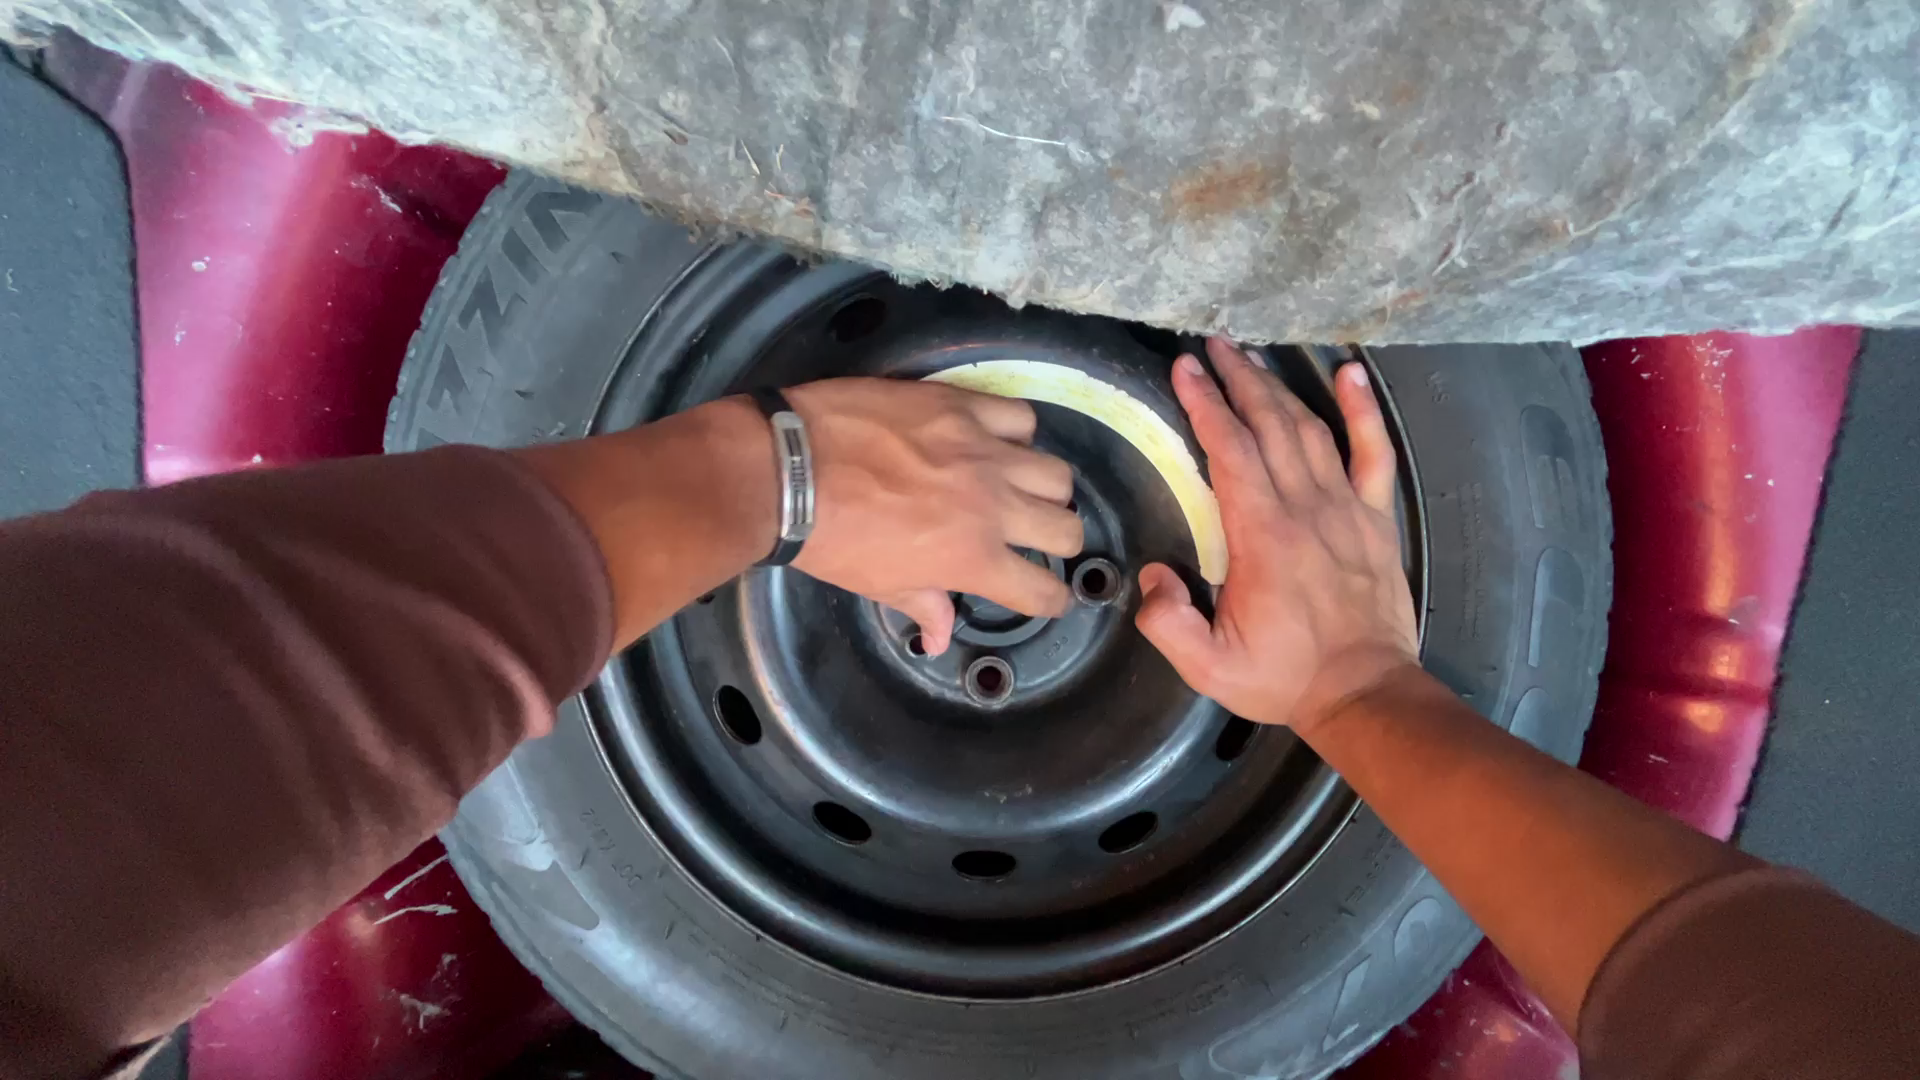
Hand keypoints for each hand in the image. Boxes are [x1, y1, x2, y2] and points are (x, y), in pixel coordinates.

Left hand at [786, 377, 1082, 654]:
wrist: (788, 469)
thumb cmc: (830, 538)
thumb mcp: (877, 583)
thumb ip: (924, 607)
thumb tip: (939, 640)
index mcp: (973, 558)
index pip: (1042, 589)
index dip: (1051, 598)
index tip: (1048, 594)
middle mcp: (992, 506)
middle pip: (1067, 528)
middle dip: (1059, 542)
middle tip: (1034, 537)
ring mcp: (981, 450)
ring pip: (1056, 472)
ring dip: (1044, 488)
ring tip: (1019, 486)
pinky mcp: (962, 406)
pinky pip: (1020, 417)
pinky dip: (1015, 432)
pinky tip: (994, 440)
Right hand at [1134, 338, 1417, 734]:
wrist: (1365, 692)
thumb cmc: (1281, 676)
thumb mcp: (1208, 665)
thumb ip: (1168, 622)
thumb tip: (1153, 575)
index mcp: (1262, 536)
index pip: (1229, 451)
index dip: (1205, 404)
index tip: (1184, 369)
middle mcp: (1305, 509)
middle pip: (1268, 425)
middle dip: (1236, 379)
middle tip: (1212, 345)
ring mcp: (1346, 509)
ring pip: (1309, 430)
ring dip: (1277, 388)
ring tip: (1249, 357)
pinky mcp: (1375, 518)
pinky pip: (1373, 452)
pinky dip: (1362, 411)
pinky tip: (1348, 376)